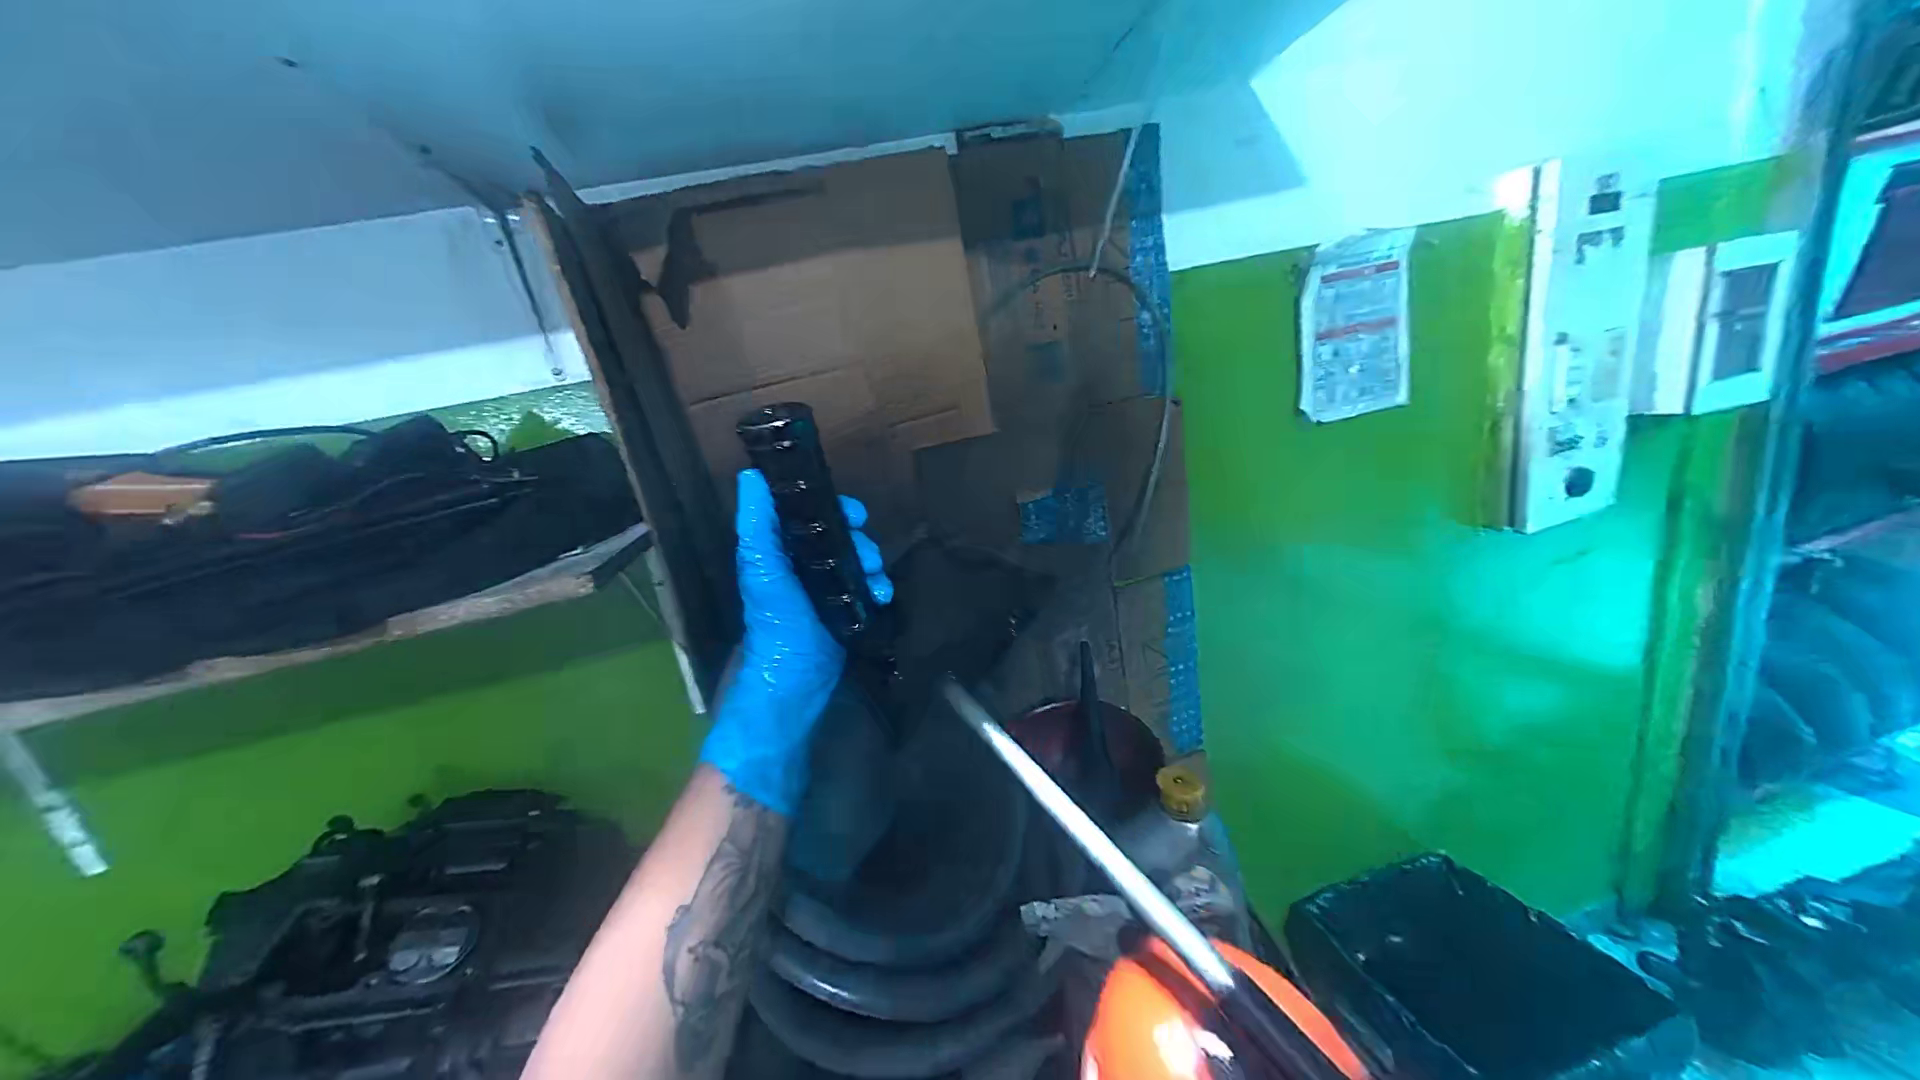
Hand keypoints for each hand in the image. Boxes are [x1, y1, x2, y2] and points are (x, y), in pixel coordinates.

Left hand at [698, 469, 892, 814]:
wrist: (797, 682)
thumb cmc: (777, 624)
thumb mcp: (763, 571)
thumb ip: (758, 526)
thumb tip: (751, 477)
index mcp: (779, 549)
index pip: (808, 511)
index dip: (833, 505)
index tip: (855, 514)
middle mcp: (802, 562)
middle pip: (840, 532)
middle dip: (860, 539)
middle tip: (868, 554)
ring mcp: (826, 585)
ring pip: (857, 556)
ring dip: (873, 562)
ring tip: (876, 582)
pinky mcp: (846, 606)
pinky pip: (868, 583)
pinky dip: (879, 585)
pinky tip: (882, 596)